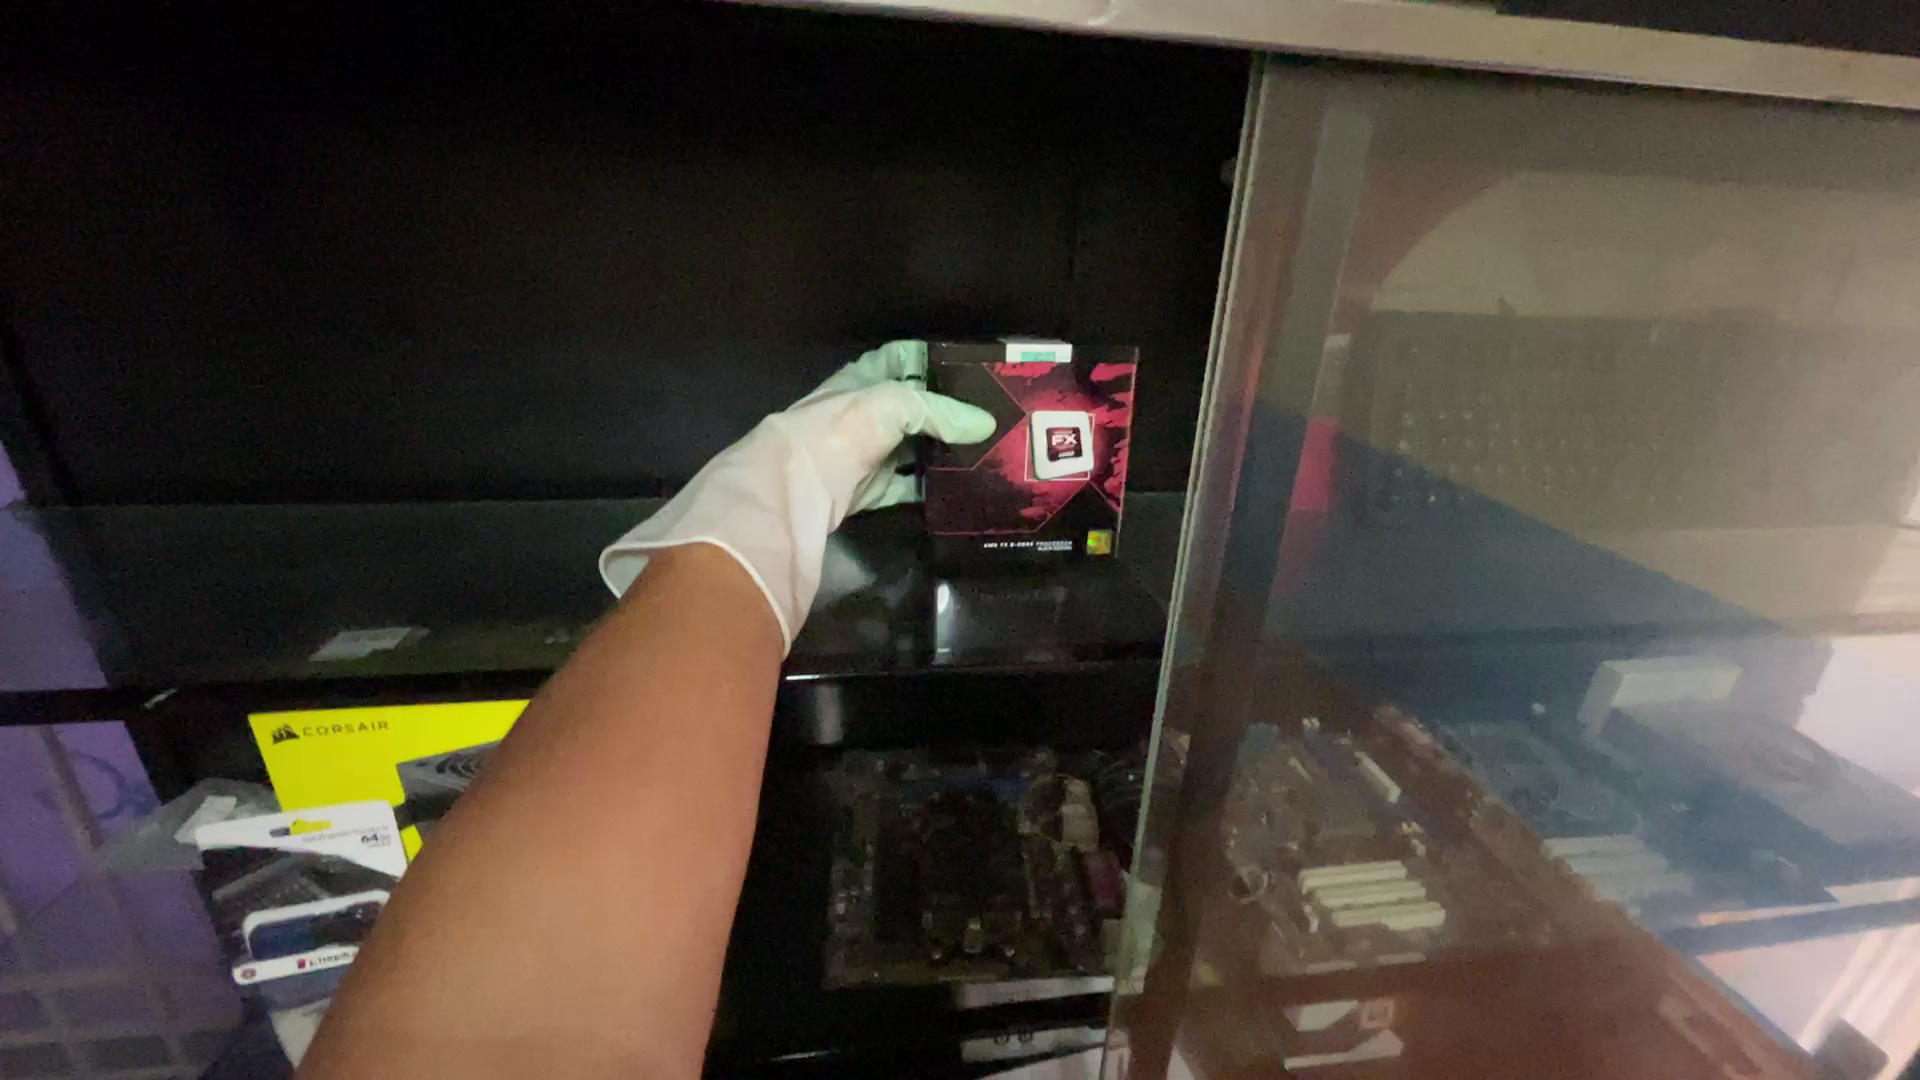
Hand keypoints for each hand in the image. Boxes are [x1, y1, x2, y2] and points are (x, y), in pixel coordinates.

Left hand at [600, 340, 995, 650]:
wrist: (787, 492)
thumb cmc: (836, 432)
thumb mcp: (890, 405)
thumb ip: (936, 410)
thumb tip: (984, 425)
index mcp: (857, 382)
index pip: (896, 361)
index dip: (927, 361)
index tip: (966, 369)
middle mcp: (856, 415)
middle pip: (904, 407)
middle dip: (939, 410)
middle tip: (982, 416)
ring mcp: (856, 455)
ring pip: (904, 447)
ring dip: (935, 449)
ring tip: (977, 451)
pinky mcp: (859, 492)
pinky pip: (899, 484)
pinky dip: (923, 486)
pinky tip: (952, 487)